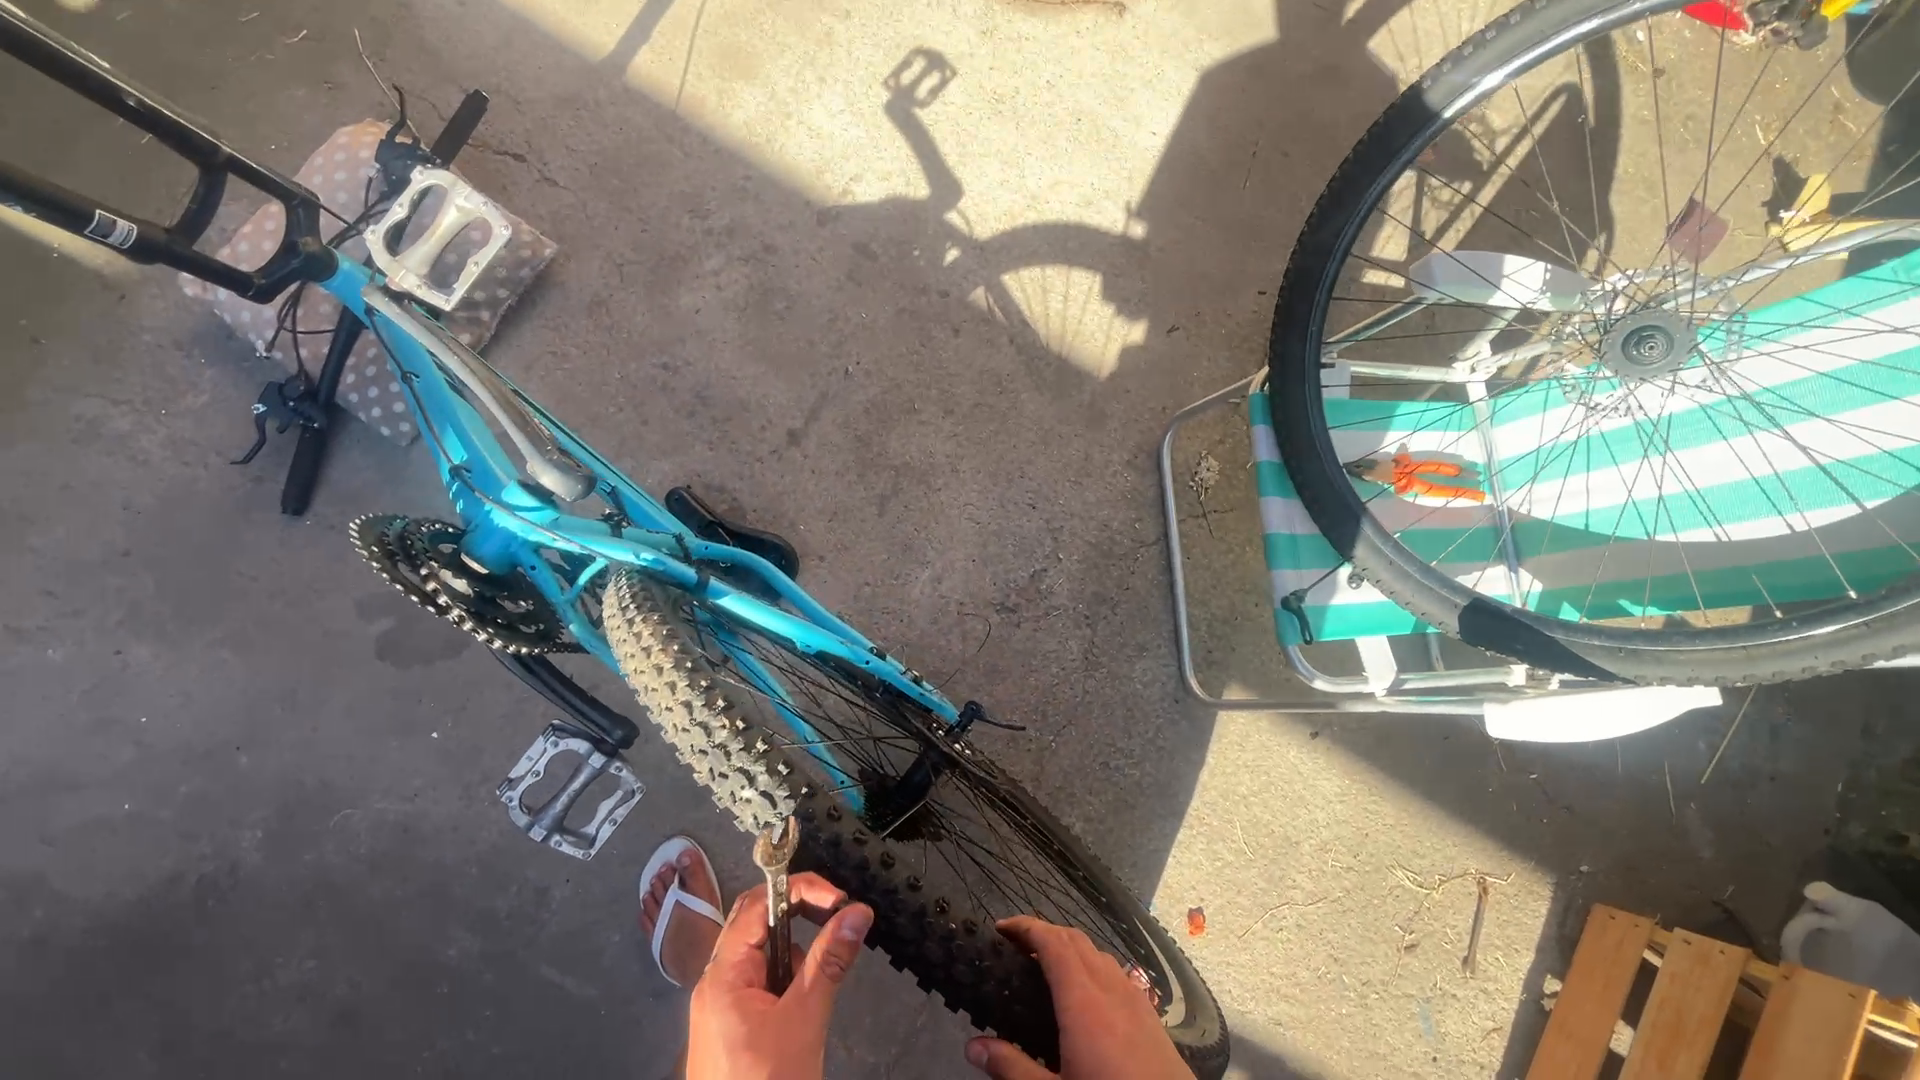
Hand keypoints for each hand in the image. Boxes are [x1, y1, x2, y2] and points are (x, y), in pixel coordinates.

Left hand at [686, 872, 873, 1079]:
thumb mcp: (804, 1020)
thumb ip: (831, 961)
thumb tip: (858, 911)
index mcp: (723, 974)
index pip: (758, 904)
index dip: (799, 890)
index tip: (840, 899)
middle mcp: (715, 981)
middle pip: (755, 923)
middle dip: (798, 918)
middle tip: (836, 921)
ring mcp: (719, 1005)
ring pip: (760, 955)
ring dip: (793, 956)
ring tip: (813, 992)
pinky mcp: (729, 1027)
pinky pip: (759, 983)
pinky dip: (785, 982)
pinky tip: (800, 1011)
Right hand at [964, 916, 1191, 1079]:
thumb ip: (1014, 1068)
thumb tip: (973, 1047)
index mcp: (1083, 1001)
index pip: (1052, 942)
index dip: (1026, 927)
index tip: (1001, 929)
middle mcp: (1110, 989)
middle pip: (1075, 939)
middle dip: (1044, 932)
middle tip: (1016, 945)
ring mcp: (1134, 999)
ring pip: (1098, 953)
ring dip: (1069, 947)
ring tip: (1045, 965)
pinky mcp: (1150, 1015)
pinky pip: (1116, 973)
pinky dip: (1092, 965)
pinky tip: (1086, 992)